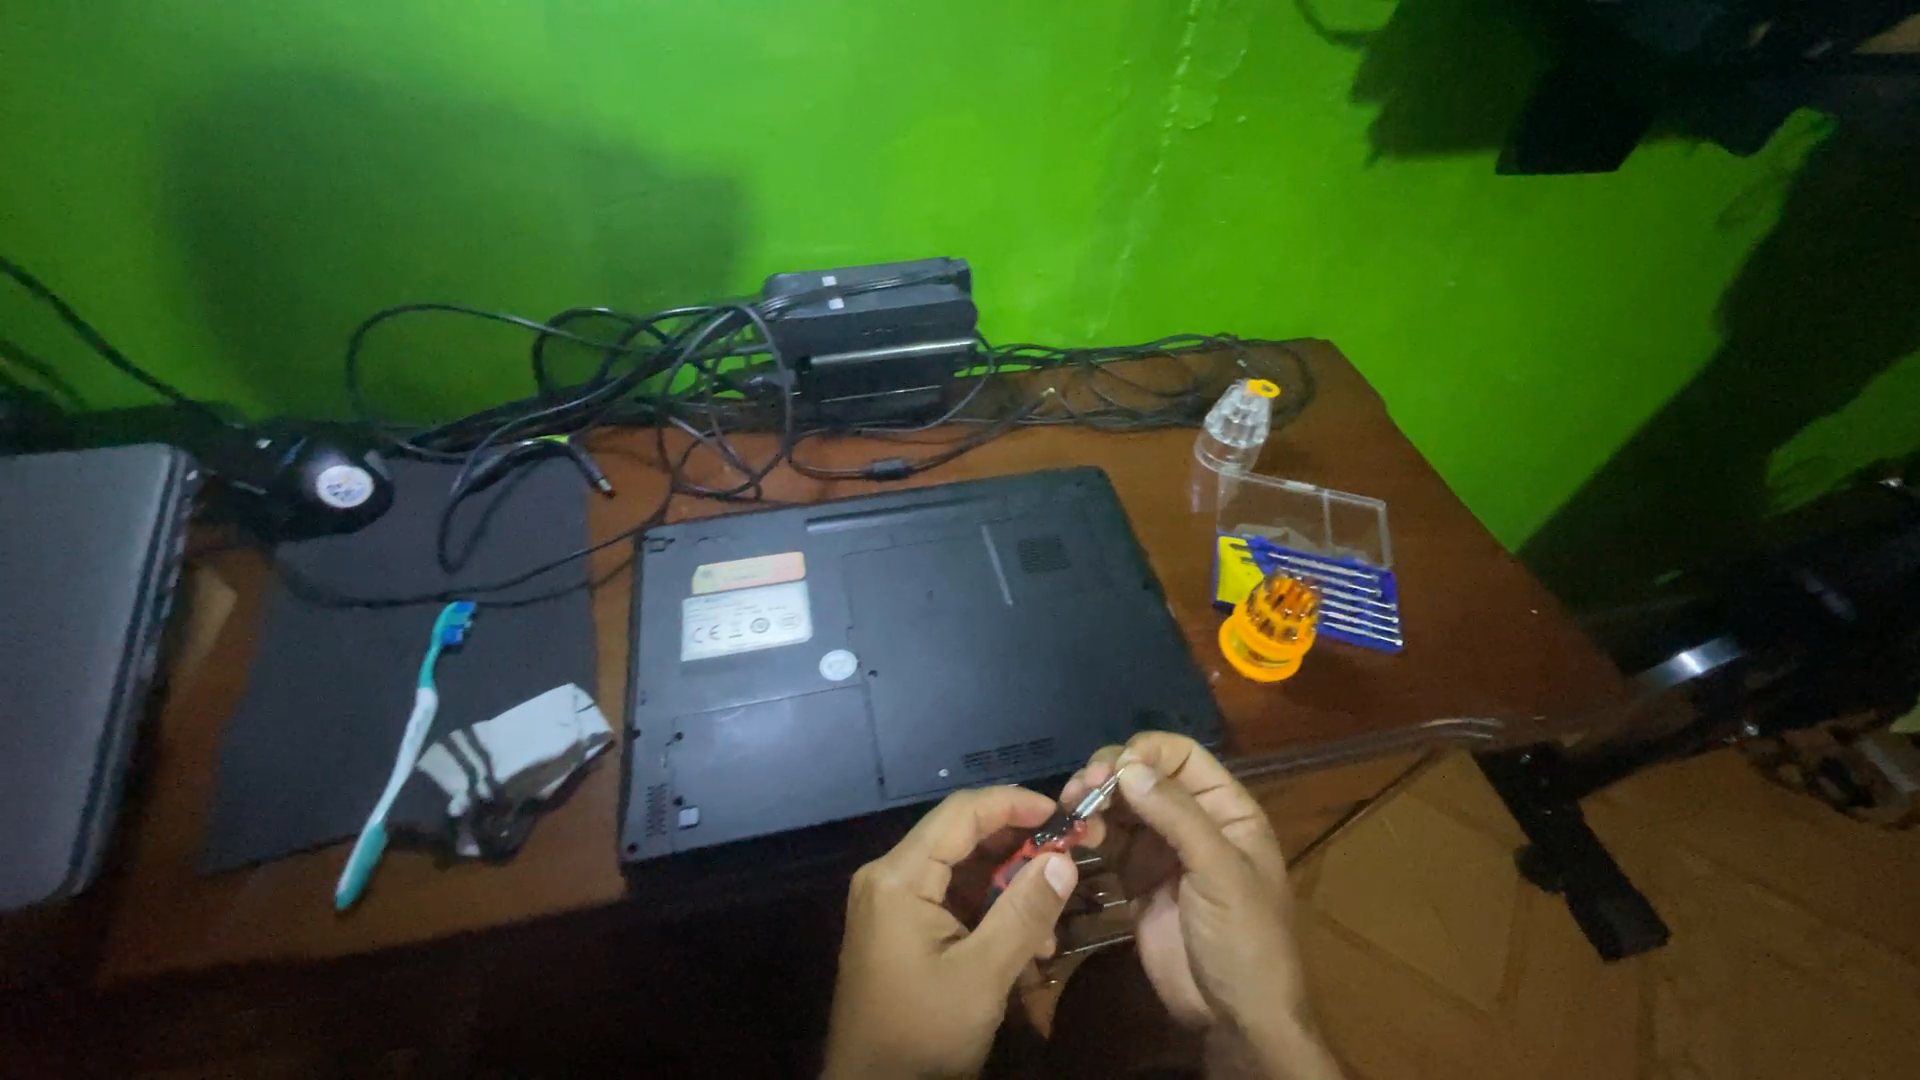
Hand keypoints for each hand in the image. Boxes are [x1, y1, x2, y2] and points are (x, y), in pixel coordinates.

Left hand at [823, 786, 1079, 1078]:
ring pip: (962, 871)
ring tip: (1051, 923)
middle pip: (961, 838)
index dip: (1013, 804)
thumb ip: (1025, 912)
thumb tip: (1064, 858)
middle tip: (1068, 859)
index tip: (1061, 814)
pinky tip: (1027, 945)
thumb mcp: (982, 976)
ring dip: (1009, 888)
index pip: (961, 813)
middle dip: (1017, 849)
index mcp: (899, 877)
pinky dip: (990, 912)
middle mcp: (890, 876)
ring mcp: (892, 902)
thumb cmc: (922, 1036)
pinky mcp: (900, 926)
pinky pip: (952, 899)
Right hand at [1063, 734, 1338, 1076]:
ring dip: (1093, 800)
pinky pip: (1107, 840)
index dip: (1147, 752)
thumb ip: (1177, 816)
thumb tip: (1128, 767)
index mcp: (1225, 809)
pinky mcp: (1134, 876)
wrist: (1234, 1019)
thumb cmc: (1245, 939)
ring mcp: (1160, 848)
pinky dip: (1088, 831)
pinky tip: (1075, 835)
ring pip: (1120, 804)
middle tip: (1082, 787)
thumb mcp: (1221, 872)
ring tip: (1072, 809)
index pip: (1182, 756)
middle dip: (1110, 773)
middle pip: (1144, 775)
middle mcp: (1190, 819)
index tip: (1114, 767)